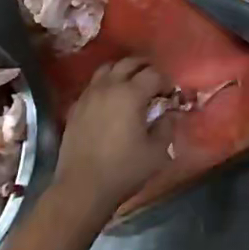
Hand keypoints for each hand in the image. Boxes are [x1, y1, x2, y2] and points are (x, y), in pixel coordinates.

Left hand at [55, 56, 176, 218]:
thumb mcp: (156, 152)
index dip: (165, 80)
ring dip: (123, 70)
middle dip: (145, 67)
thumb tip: (172, 113)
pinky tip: (110, 98)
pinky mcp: (76, 106)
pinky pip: (93, 84)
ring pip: (107, 68)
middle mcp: (109, 86)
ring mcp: (89, 94)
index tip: (171, 93)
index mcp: (131, 94)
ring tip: (132, 83)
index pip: (153, 74)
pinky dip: (105, 83)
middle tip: (155, 81)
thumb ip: (167, 127)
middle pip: (129, 62)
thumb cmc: (124, 169)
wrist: (82, 187)